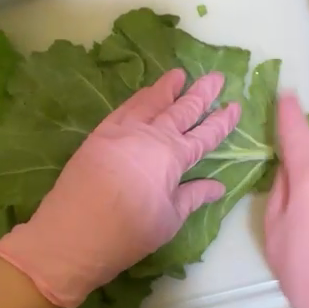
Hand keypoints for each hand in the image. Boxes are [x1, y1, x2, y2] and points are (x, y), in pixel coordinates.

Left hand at [0, 69, 240, 307]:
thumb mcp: (169, 219)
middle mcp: (152, 136)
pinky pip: (126, 107)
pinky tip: (146, 92)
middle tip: (216, 76)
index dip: (222, 121)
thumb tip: (218, 186)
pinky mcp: (101, 133)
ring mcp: (124, 131)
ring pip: (152, 101)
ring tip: (180, 74)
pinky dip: (140, 97)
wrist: (73, 233)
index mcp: (174, 157)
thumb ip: (193, 196)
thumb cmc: (128, 232)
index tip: (235, 105)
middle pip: (182, 110)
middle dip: (201, 93)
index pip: (205, 136)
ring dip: (168, 87)